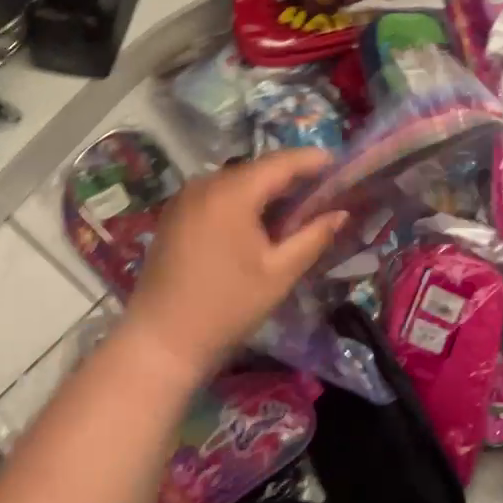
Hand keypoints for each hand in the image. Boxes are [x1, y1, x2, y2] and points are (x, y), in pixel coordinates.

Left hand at [114, 150, 346, 384]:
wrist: (160, 342)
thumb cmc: (227, 307)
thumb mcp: (280, 273)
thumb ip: (313, 236)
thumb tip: (341, 213)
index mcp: (232, 192)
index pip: (281, 162)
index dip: (312, 160)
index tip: (339, 161)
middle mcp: (205, 184)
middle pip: (258, 170)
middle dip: (291, 177)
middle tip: (323, 190)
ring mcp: (185, 199)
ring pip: (237, 182)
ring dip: (266, 190)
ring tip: (296, 207)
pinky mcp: (175, 216)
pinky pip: (217, 195)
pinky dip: (243, 201)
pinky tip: (259, 223)